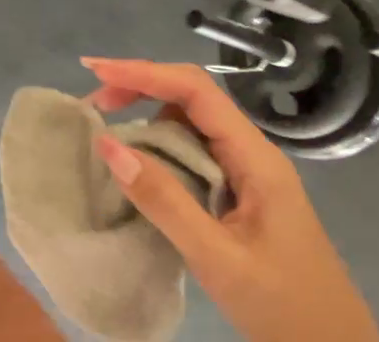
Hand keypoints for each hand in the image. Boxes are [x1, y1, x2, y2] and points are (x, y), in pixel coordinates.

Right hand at [84, 59, 378, 341]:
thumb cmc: (285, 308)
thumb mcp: (218, 259)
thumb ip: (164, 201)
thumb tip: (107, 144)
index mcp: (256, 159)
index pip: (196, 91)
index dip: (143, 73)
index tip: (94, 70)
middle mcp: (253, 155)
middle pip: (193, 96)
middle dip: (141, 86)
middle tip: (94, 103)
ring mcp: (249, 174)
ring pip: (192, 121)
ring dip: (147, 114)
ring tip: (107, 128)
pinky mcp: (241, 194)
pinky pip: (194, 150)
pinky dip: (159, 143)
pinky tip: (138, 160)